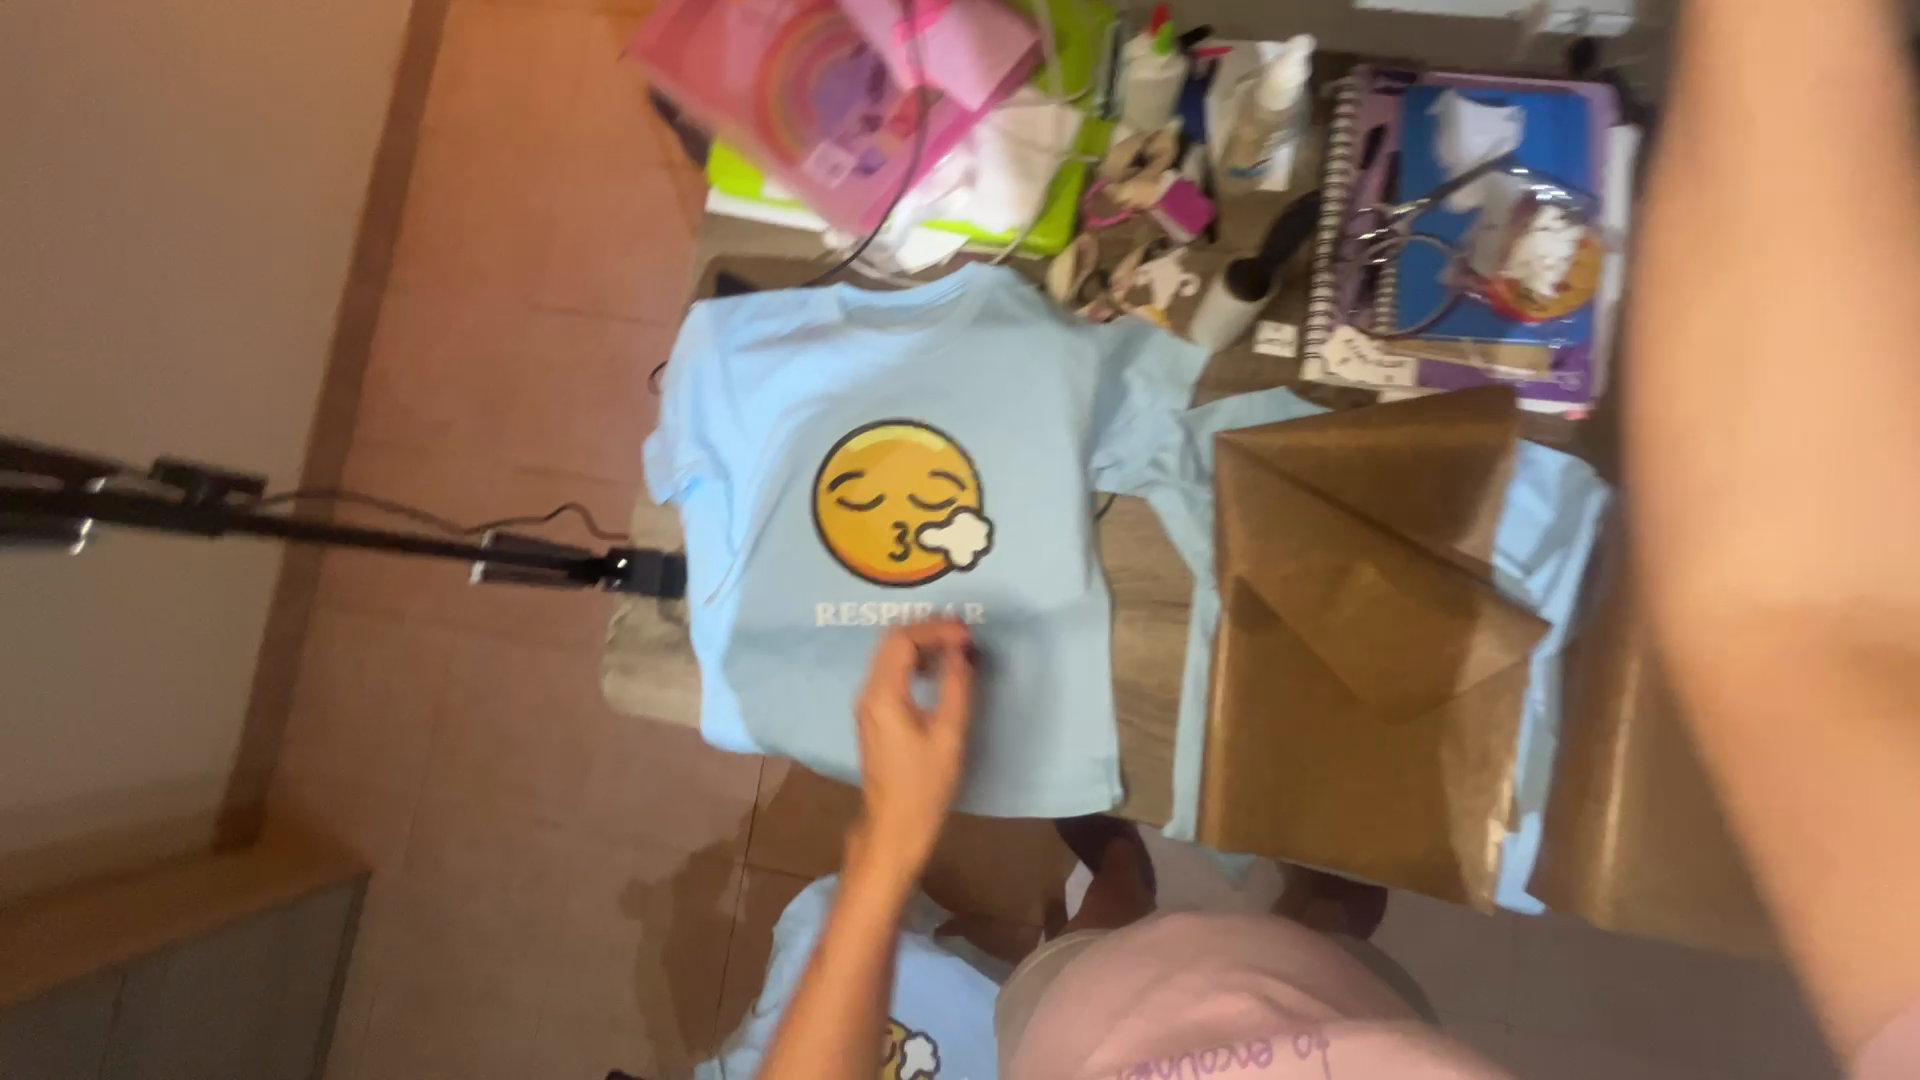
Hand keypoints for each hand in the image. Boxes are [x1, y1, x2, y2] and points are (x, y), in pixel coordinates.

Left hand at [849, 619, 976, 882]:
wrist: (894, 827)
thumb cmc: (925, 785)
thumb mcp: (950, 734)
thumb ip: (956, 685)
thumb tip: (963, 648)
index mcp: (883, 695)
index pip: (903, 639)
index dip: (935, 628)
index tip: (967, 634)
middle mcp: (868, 692)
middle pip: (892, 640)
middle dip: (927, 629)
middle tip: (963, 633)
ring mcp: (868, 702)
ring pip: (890, 654)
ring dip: (922, 643)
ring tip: (956, 647)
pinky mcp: (874, 713)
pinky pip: (891, 671)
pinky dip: (915, 661)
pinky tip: (939, 670)